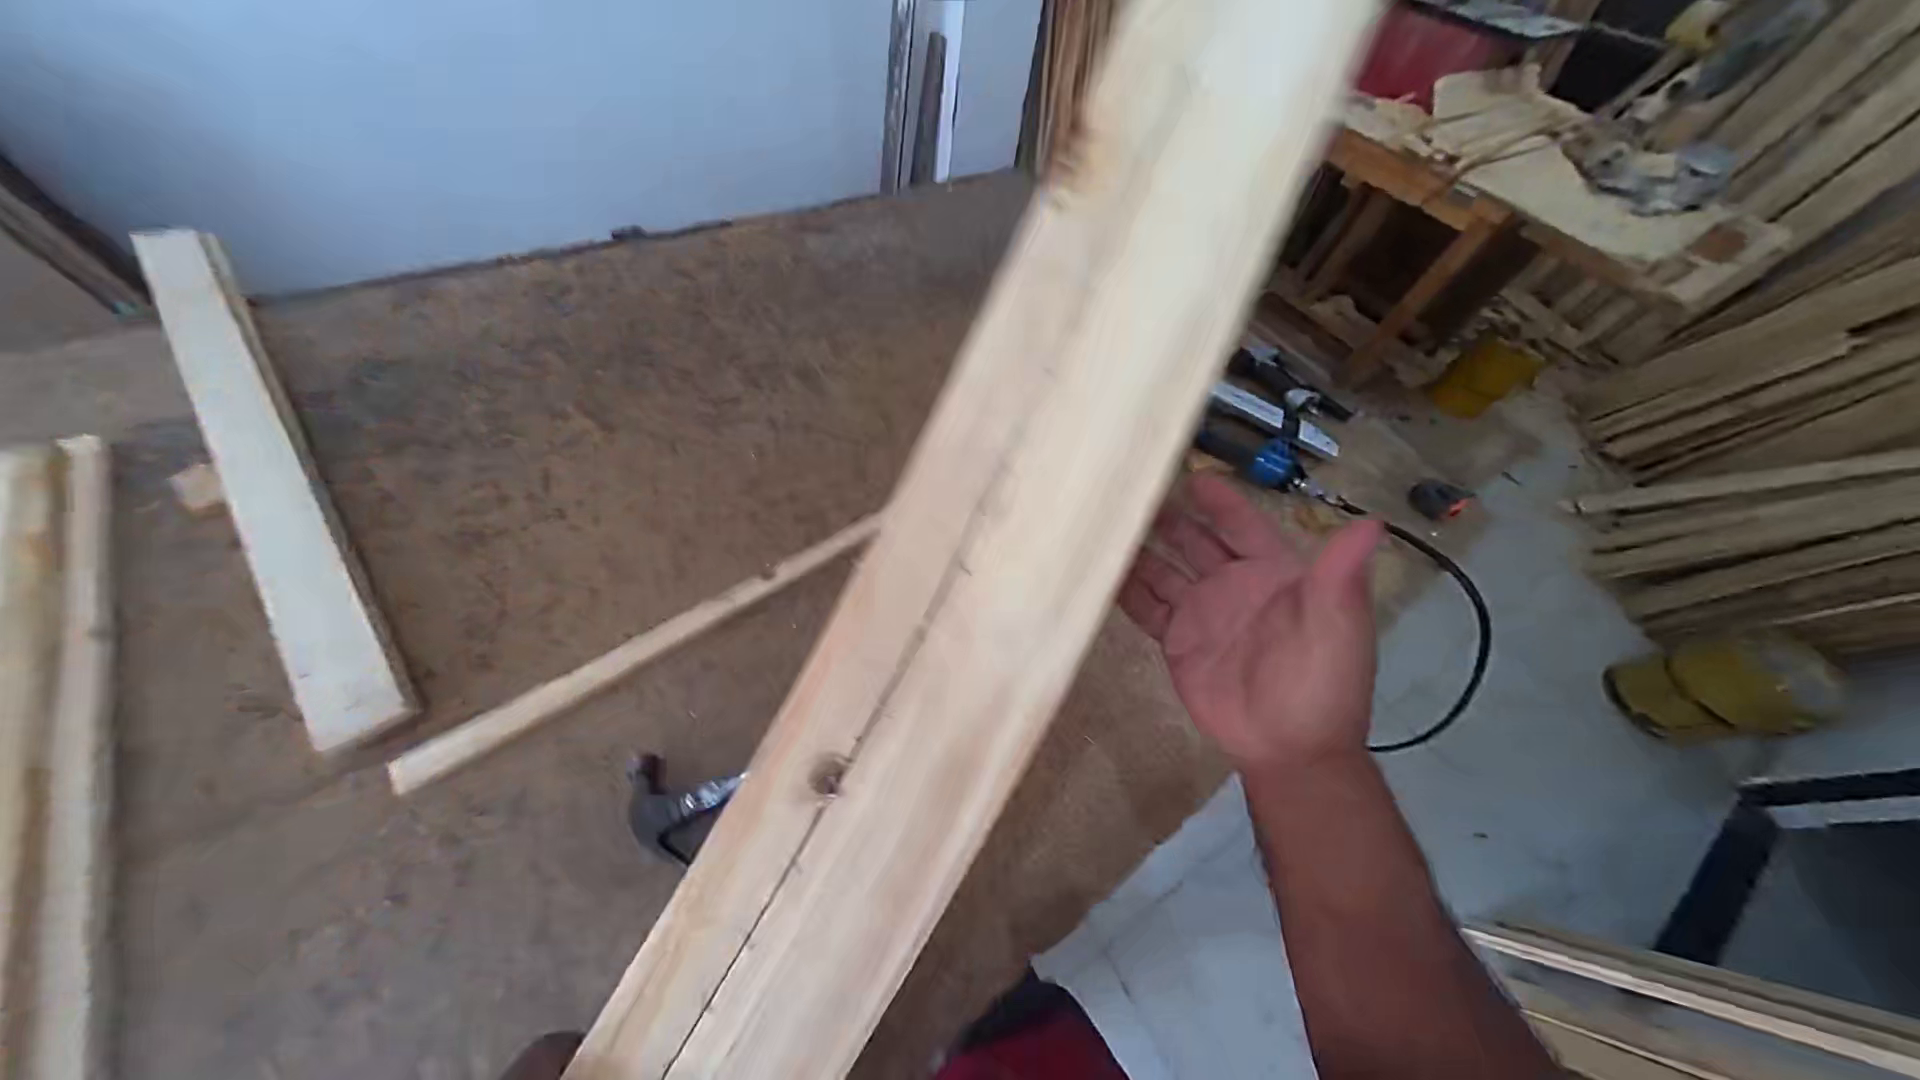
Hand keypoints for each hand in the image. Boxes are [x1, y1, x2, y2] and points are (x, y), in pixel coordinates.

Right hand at [1118, 474, 1382, 774]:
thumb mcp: (1337, 626)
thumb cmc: (1319, 682)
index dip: (1220, 501)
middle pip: (1193, 542)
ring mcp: (1200, 613)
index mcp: (1271, 573)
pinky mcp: (1176, 642)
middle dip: (1168, 518)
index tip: (1192, 476)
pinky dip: (1124, 591)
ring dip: (1139, 551)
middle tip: (1133, 494)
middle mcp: (1231, 586)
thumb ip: (1341, 575)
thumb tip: (1374, 523)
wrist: (1288, 747)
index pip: (1241, 525)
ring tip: (1107, 526)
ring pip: (1163, 571)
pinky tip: (1101, 573)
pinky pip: (1146, 608)